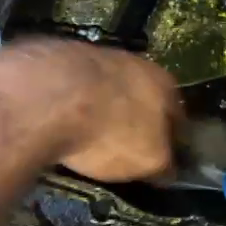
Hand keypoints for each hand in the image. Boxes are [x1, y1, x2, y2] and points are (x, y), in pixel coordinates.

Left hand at [0, 40, 181, 181]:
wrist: (47, 97)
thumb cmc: (110, 132)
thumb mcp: (149, 161)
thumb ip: (163, 164)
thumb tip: (167, 169)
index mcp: (164, 84)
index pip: (177, 117)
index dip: (170, 141)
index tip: (160, 159)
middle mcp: (133, 61)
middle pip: (138, 98)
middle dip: (133, 121)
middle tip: (122, 148)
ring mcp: (92, 55)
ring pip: (103, 90)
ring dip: (99, 110)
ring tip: (86, 138)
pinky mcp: (55, 58)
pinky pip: (70, 90)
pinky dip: (68, 105)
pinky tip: (58, 123)